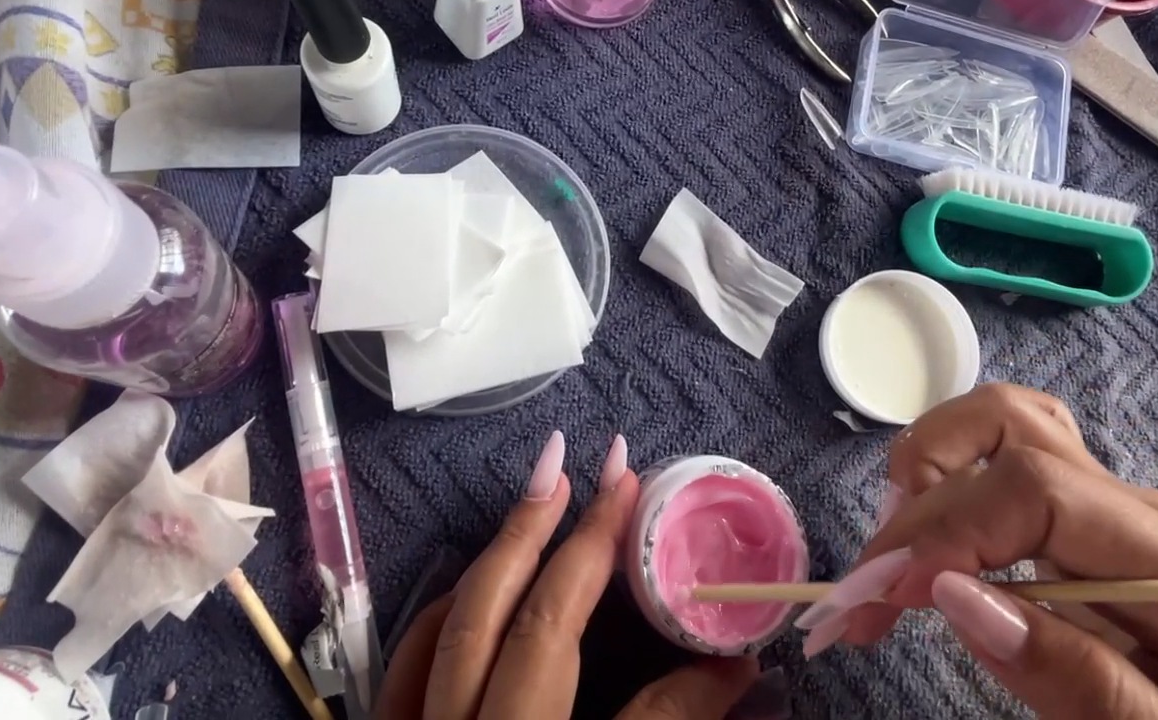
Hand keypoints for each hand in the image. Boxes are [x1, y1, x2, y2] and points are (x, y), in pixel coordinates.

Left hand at [376, 431, 759, 719]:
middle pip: (533, 624)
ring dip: (510, 542)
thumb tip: (739, 692)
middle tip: (613, 465)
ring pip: (463, 619)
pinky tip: (480, 574)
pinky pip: (412, 657)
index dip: (698, 684)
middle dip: (579, 534)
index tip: (746, 658)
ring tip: (548, 481)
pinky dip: (452, 602)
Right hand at [799, 384, 1157, 719]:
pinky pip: (994, 459)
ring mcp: (1107, 498)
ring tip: (889, 560)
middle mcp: (1137, 504)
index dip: (948, 528)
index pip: (1037, 487)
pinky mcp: (1076, 512)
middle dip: (913, 502)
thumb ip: (1080, 684)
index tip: (886, 597)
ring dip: (921, 472)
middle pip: (1003, 431)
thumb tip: (950, 594)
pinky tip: (919, 549)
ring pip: (995, 419)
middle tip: (864, 594)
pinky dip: (936, 485)